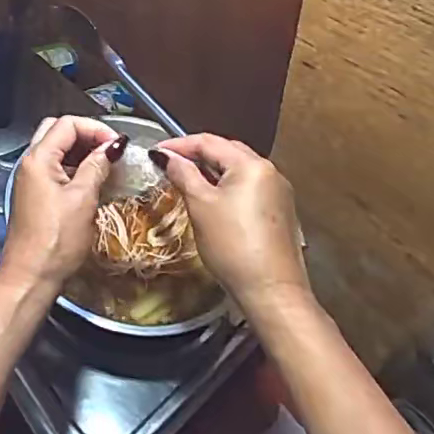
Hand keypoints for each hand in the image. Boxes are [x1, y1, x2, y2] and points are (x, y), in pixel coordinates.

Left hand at [0, 115, 119, 292]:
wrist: (31, 274)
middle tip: (111, 149)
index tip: (118, 144)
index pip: (67, 124)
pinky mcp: (35, 192)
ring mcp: (30, 177)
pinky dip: (74, 166)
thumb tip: (112, 146)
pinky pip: (55, 167)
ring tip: (107, 163)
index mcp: (37, 157)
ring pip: (56, 148)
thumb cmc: (56, 239)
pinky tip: (93, 178)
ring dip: (81, 150)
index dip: (95, 128)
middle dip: (87, 134)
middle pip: (58, 131)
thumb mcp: (83, 199)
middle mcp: (29, 161)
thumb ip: (96, 167)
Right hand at [153, 134, 311, 316]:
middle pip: (226, 150)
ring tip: (184, 176)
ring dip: (209, 168)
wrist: (272, 292)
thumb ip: (182, 173)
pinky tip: (208, 195)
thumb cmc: (232, 244)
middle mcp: (270, 172)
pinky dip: (224, 183)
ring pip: (237, 168)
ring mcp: (277, 192)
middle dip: (196, 153)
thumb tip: (165, 155)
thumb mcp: (199, 204)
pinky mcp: (278, 210)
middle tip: (168, 161)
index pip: (209, 142)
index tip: (154, 151)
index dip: (178, 144)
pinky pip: (247, 185)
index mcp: (251, 165)